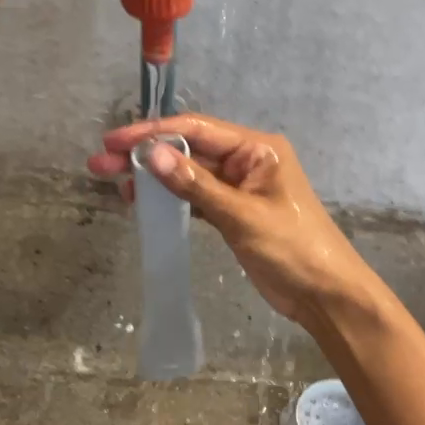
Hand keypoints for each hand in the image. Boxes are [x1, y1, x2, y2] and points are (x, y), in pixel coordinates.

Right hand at [89, 114, 382, 328]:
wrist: (324, 294)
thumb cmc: (292, 249)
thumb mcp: (241, 216)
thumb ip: (196, 186)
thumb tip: (152, 155)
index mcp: (257, 149)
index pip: (196, 130)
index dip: (153, 133)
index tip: (114, 142)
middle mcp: (247, 161)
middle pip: (188, 151)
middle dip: (145, 155)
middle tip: (100, 164)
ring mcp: (240, 188)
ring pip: (189, 175)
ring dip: (154, 178)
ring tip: (113, 184)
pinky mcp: (234, 214)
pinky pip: (196, 198)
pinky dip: (171, 199)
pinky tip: (144, 202)